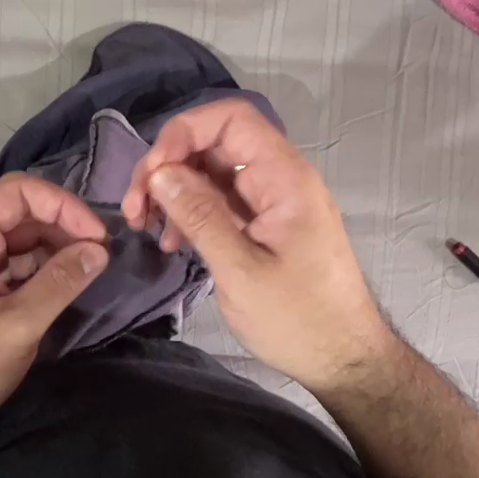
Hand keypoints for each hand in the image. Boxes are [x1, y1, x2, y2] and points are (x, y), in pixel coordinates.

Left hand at [0, 174, 109, 440]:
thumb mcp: (17, 325)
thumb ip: (60, 283)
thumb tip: (100, 251)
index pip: (20, 192)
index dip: (64, 206)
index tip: (98, 238)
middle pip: (22, 214)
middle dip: (64, 228)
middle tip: (101, 258)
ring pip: (20, 243)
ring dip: (56, 252)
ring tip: (89, 274)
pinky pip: (13, 270)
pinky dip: (41, 274)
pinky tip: (65, 289)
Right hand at [121, 97, 396, 395]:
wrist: (342, 358)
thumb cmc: (298, 319)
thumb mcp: (241, 270)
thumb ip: (200, 216)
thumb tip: (159, 172)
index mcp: (284, 177)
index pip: (231, 119)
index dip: (183, 132)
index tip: (150, 175)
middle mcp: (279, 179)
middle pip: (215, 143)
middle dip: (169, 166)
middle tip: (135, 209)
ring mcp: (272, 203)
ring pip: (213, 174)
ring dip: (174, 192)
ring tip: (146, 228)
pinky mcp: (263, 227)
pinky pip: (221, 203)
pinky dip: (191, 214)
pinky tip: (171, 242)